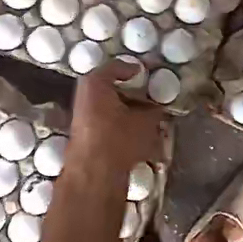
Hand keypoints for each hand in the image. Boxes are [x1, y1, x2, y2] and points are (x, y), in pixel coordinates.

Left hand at [62, 62, 165, 195]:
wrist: (93, 174)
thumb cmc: (119, 138)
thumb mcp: (145, 121)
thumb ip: (154, 110)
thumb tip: (159, 107)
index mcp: (95, 83)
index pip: (119, 66)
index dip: (139, 69)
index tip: (154, 74)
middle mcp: (85, 95)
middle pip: (114, 87)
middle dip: (136, 92)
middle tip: (155, 95)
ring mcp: (83, 116)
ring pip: (111, 106)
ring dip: (131, 110)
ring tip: (152, 116)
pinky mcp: (86, 135)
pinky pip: (108, 122)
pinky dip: (123, 124)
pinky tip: (141, 134)